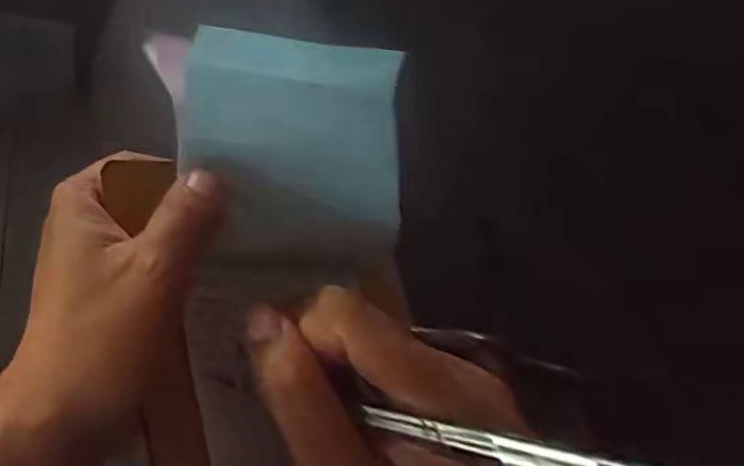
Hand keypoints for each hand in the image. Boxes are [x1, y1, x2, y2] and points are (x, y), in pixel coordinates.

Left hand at [0, 154, 225, 460]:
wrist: (59, 412)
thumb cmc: (101, 337)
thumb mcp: (152, 273)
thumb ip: (182, 220)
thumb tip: (210, 172)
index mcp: (78, 198)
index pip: (137, 166)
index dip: (181, 178)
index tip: (233, 199)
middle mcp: (77, 217)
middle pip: (142, 199)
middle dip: (187, 215)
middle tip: (246, 233)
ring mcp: (85, 254)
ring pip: (145, 235)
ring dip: (184, 247)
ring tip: (239, 260)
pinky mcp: (98, 289)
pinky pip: (141, 265)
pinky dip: (172, 272)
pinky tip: (211, 290)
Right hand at [248, 286, 528, 465]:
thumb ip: (303, 400)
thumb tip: (261, 318)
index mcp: (448, 393)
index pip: (342, 311)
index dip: (301, 337)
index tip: (291, 387)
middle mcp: (472, 378)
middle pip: (359, 319)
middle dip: (319, 352)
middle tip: (312, 413)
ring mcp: (482, 392)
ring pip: (374, 338)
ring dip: (340, 369)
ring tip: (340, 427)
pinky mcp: (476, 407)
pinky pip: (397, 363)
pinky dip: (368, 384)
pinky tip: (370, 433)